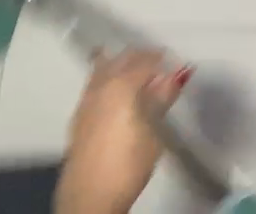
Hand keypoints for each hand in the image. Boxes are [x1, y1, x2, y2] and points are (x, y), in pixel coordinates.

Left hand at [56, 50, 192, 213]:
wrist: (88, 200)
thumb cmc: (127, 165)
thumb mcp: (154, 133)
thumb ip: (162, 99)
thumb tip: (174, 76)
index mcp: (122, 85)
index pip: (146, 60)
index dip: (164, 60)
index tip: (178, 65)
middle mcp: (101, 86)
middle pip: (123, 59)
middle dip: (143, 57)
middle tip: (161, 66)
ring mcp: (86, 101)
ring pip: (105, 68)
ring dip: (123, 65)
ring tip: (139, 76)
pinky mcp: (78, 117)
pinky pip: (95, 84)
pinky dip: (109, 79)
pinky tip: (118, 94)